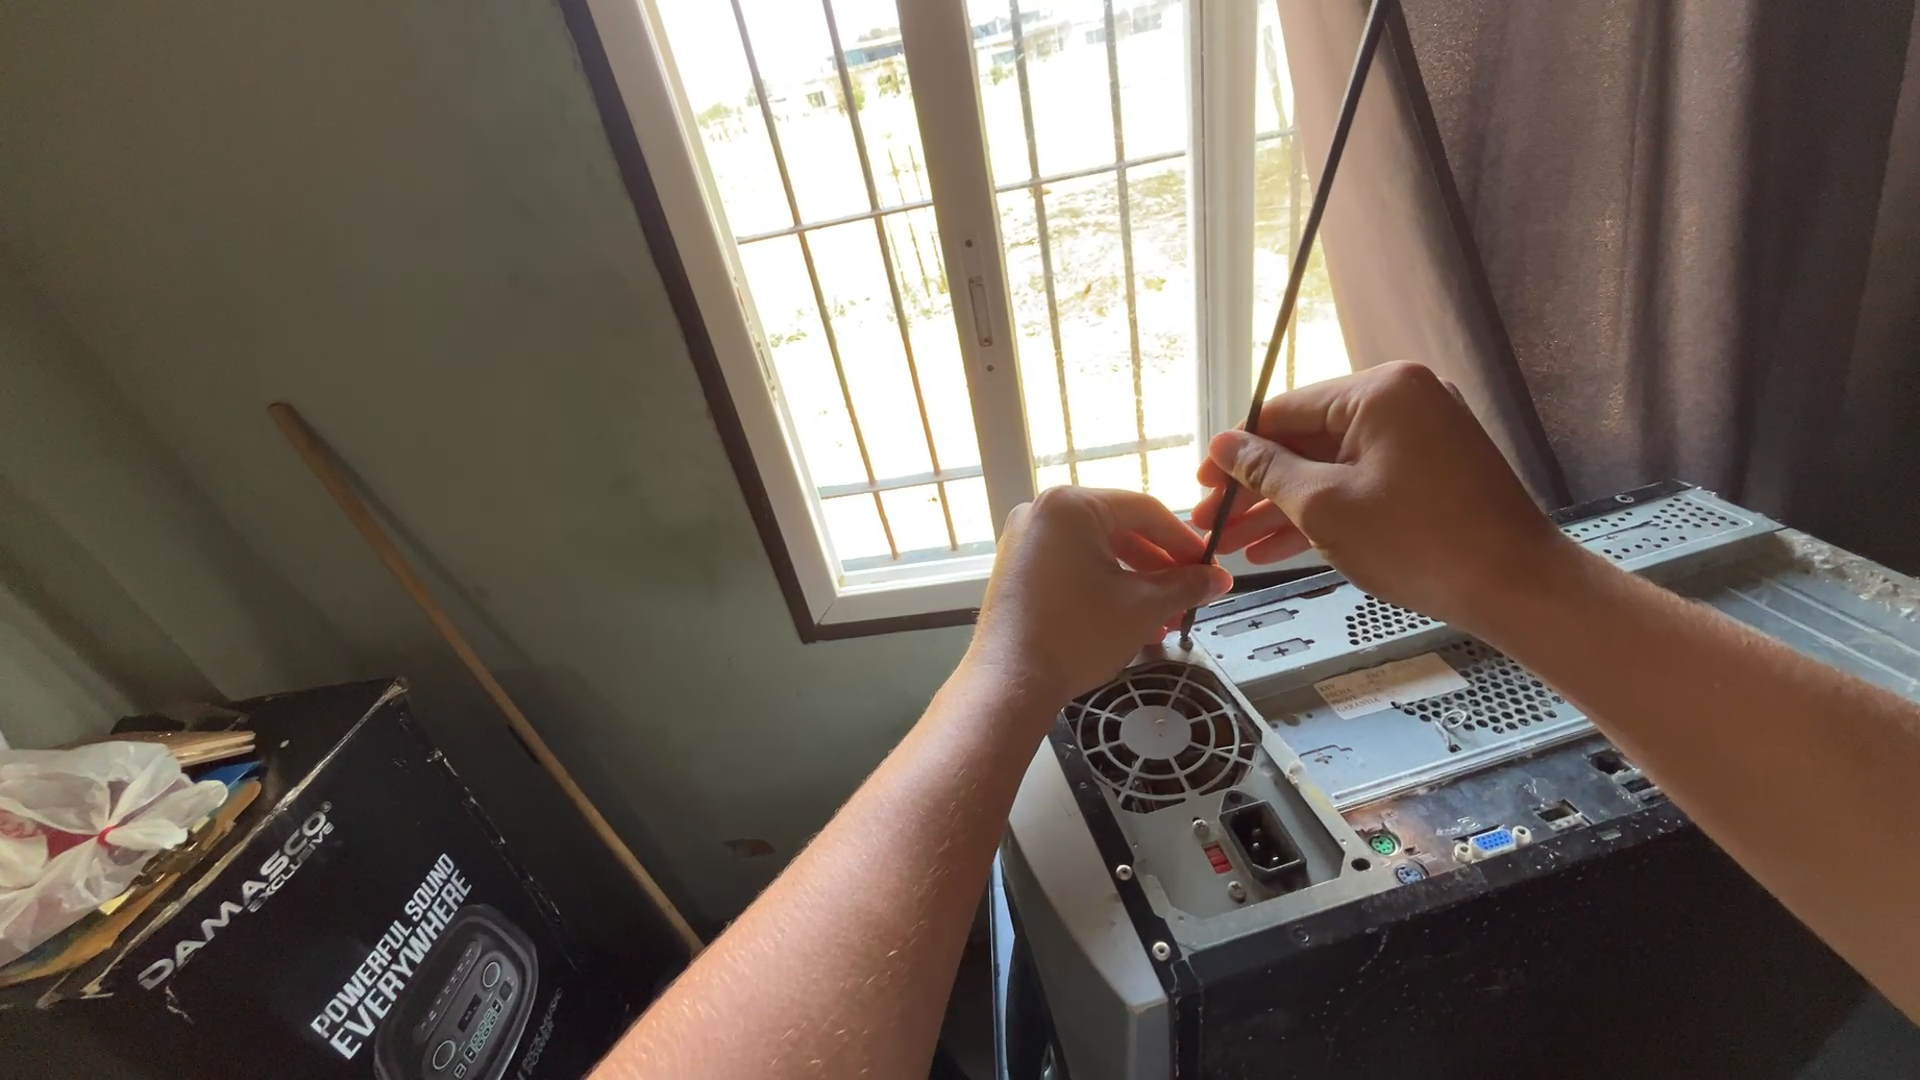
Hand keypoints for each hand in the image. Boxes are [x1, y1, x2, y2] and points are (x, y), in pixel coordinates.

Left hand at [968, 488, 1232, 707]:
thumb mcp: (1143, 607)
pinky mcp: (1015, 569)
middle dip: (1159, 566)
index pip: (1144, 510)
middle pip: (1118, 529)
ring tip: (1165, 617)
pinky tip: (1129, 619)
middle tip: (1189, 594)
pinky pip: (1070, 565)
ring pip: (1095, 551)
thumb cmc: (1077, 635)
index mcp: (1070, 505)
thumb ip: (1185, 586)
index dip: (1184, 540)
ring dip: (1134, 581)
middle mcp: (1040, 512)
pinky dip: (1102, 585)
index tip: (1209, 567)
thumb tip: (1219, 579)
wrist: (1011, 682)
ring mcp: (1023, 540)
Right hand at [1190, 361, 1568, 630]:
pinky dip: (1317, 515)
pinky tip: (1272, 549)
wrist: (1516, 590)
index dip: (1234, 452)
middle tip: (1210, 524)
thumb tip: (1221, 445)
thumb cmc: (1416, 541)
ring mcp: (1415, 440)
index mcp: (1378, 392)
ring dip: (1278, 509)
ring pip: (1325, 471)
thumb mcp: (1322, 505)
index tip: (1199, 485)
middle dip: (1253, 490)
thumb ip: (1265, 470)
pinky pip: (1355, 486)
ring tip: (1232, 546)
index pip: (1283, 412)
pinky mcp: (1424, 475)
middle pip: (1302, 443)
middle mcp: (1399, 403)